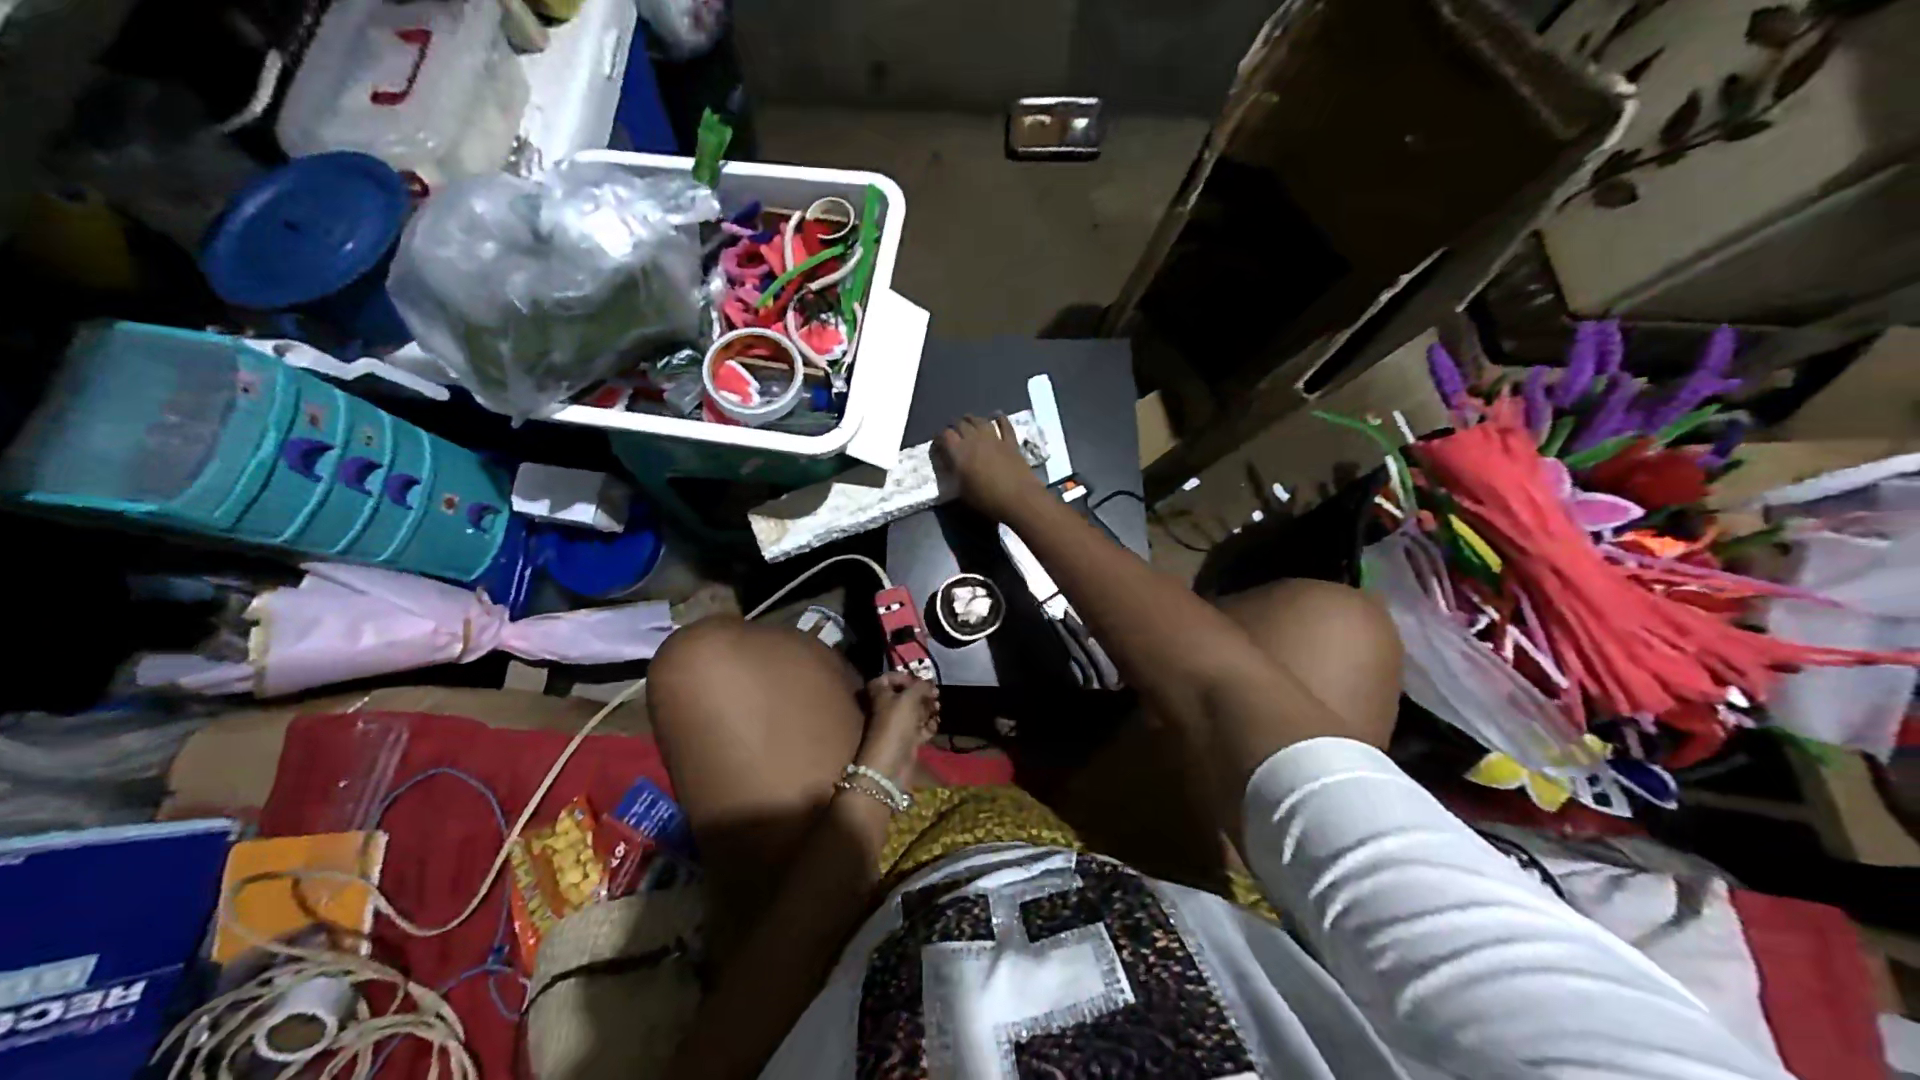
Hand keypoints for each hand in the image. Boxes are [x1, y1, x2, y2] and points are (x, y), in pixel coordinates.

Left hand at [854, 671, 938, 783]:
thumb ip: (920, 686)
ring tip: (938, 708)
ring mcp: (897, 725)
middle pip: (905, 695)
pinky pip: (920, 728)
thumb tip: (930, 683)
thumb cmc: (895, 725)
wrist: (890, 764)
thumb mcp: (908, 699)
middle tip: (935, 694)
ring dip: (928, 708)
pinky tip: (936, 723)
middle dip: (921, 693)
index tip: (919, 680)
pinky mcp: (907, 740)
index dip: (903, 677)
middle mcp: (887, 708)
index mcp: (879, 694)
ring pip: (915, 711)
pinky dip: (929, 725)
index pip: (888, 678)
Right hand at [935, 414, 1047, 522]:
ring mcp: (995, 439)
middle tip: (953, 430)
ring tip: (969, 420)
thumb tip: (952, 466)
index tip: (939, 442)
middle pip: (961, 424)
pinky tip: (997, 416)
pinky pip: (1005, 425)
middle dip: (954, 425)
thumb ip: (955, 475)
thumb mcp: (962, 492)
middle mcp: (975, 440)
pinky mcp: (1011, 442)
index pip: (945, 436)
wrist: (1018, 498)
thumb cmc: (987, 499)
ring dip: (973, 419)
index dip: (940, 437)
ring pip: (981, 421)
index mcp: (960, 452)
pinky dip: (1000, 419)